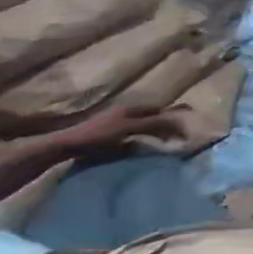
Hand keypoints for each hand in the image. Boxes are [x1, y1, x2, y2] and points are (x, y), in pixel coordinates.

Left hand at [52, 105, 179, 151]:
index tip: (185, 125)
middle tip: (177, 135)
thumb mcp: (129, 127)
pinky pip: (133, 132)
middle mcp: (124, 112)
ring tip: (164, 141)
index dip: (171, 115)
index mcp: (130, 108)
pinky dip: (143, 137)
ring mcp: (115, 122)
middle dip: (164, 123)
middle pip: (150, 116)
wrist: (67, 145)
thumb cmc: (99, 135)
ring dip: (154, 131)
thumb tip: (178, 120)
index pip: (158, 109)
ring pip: (142, 124)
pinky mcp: (109, 133)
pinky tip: (145, 145)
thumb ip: (153, 123)